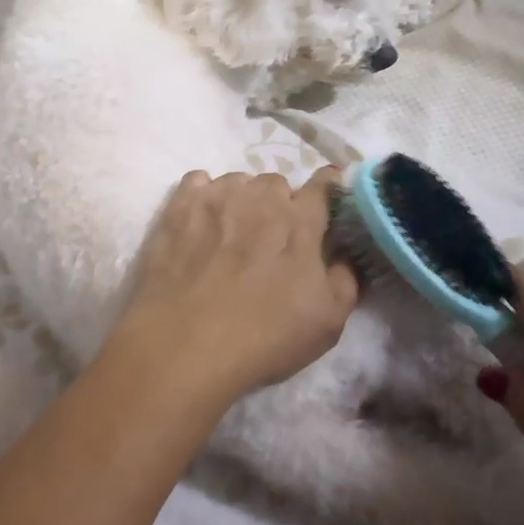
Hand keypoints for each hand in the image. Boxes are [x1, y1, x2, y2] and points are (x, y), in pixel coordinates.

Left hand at [111, 169, 359, 401]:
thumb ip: (345, 279)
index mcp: (300, 221)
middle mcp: (260, 198)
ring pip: (238, 181)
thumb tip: (344, 254)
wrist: (185, 343)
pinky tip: (200, 220)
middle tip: (271, 237)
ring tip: (232, 232)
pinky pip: (198, 181)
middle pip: (277, 184)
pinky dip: (203, 194)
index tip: (325, 203)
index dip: (328, 190)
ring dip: (242, 199)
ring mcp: (217, 197)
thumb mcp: (328, 322)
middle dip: (279, 204)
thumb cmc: (264, 337)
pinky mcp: (178, 205)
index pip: (323, 185)